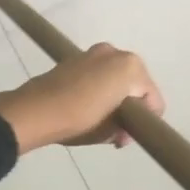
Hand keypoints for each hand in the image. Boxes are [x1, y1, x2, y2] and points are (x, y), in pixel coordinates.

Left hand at [0, 43, 164, 154]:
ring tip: (100, 121)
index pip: (152, 100)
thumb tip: (122, 131)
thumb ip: (125, 128)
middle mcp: (114, 52)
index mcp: (131, 67)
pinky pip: (96, 75)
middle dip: (129, 108)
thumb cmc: (81, 119)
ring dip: (113, 98)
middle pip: (134, 86)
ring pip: (115, 79)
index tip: (126, 138)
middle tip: (115, 132)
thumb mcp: (111, 130)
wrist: (36, 110)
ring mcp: (92, 52)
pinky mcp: (73, 58)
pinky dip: (97, 89)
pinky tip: (86, 107)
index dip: (145, 122)